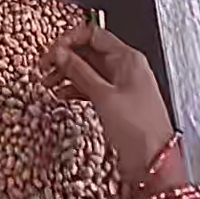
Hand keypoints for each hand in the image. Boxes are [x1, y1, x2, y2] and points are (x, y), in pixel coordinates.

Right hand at [41, 23, 174, 180]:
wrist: (155, 165)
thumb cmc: (137, 128)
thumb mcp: (103, 96)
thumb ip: (79, 71)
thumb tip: (59, 52)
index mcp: (127, 57)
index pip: (94, 34)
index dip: (70, 39)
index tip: (52, 51)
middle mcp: (125, 67)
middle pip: (90, 51)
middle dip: (65, 57)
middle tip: (44, 67)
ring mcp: (121, 85)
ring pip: (88, 70)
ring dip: (67, 74)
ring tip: (48, 82)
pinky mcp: (116, 103)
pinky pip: (92, 87)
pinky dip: (75, 89)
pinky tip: (61, 95)